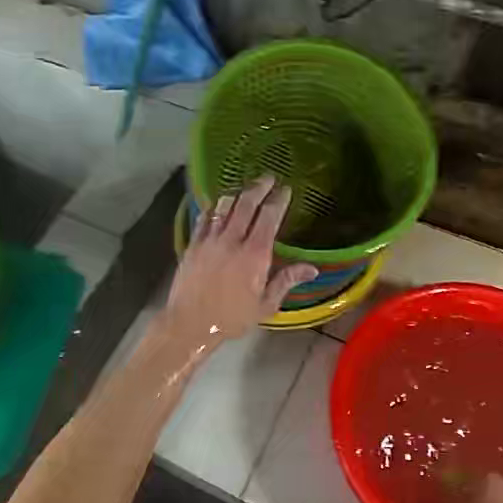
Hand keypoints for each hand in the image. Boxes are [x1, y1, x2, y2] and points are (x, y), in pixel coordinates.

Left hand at [162, 175, 317, 346]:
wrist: (190, 324)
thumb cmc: (232, 319)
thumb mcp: (266, 305)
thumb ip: (286, 281)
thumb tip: (312, 268)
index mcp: (255, 254)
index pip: (269, 217)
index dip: (279, 200)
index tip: (286, 190)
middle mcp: (232, 240)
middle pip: (247, 203)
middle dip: (259, 187)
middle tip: (268, 178)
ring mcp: (210, 240)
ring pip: (224, 206)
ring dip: (237, 193)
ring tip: (245, 189)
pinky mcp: (193, 244)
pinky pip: (205, 217)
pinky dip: (214, 207)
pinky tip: (219, 205)